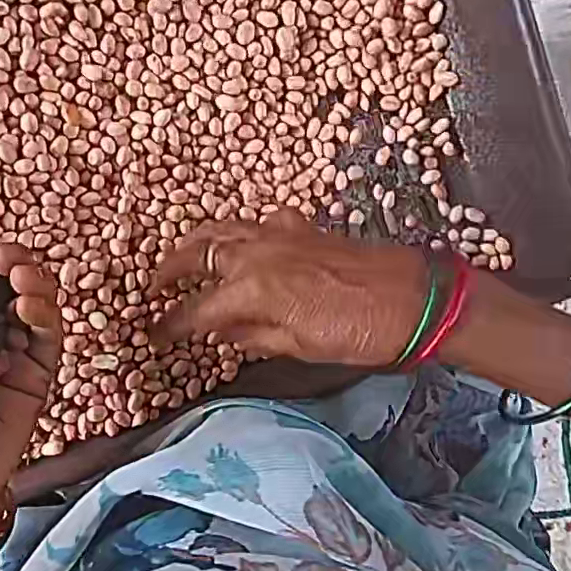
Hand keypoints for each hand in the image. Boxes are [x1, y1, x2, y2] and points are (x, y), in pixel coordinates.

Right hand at [151, 212, 430, 365]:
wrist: (416, 298)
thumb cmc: (360, 332)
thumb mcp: (302, 346)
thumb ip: (254, 336)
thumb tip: (222, 333)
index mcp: (253, 289)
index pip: (196, 309)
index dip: (171, 325)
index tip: (154, 335)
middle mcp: (257, 253)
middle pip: (197, 254)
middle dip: (168, 271)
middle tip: (154, 289)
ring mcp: (279, 234)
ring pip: (222, 229)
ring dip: (196, 244)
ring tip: (183, 260)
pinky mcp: (300, 228)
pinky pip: (257, 224)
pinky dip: (240, 234)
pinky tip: (244, 247)